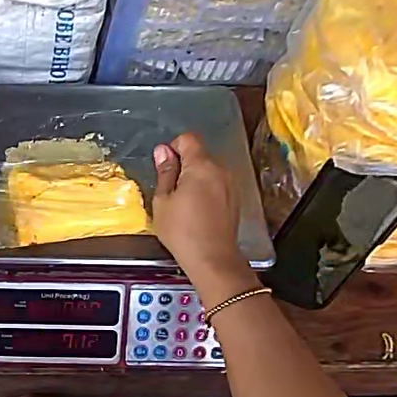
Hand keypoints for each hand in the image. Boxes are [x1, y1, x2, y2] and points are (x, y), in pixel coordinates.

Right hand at [153, 133, 252, 292]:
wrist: (212, 258)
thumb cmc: (182, 231)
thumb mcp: (163, 201)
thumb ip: (164, 172)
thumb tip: (162, 151)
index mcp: (201, 166)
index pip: (188, 139)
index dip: (173, 147)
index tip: (164, 166)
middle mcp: (220, 170)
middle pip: (199, 155)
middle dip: (183, 165)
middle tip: (168, 189)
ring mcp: (230, 185)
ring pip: (208, 171)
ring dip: (194, 179)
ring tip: (181, 203)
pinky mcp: (233, 199)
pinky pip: (216, 185)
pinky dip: (205, 191)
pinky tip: (195, 211)